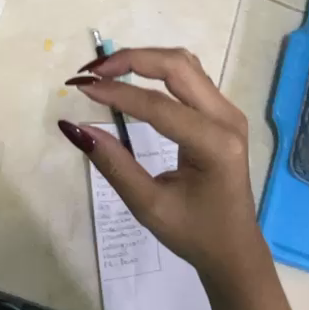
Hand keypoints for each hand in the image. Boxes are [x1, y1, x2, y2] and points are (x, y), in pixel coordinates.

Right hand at [58, 48, 267, 281]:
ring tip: (105, 71)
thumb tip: (74, 128)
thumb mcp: (148, 205)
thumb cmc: (193, 233)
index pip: (159, 106)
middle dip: (131, 60)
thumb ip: (113, 164)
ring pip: (184, 65)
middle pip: (178, 66)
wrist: (234, 249)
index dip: (116, 92)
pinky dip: (156, 71)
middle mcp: (227, 119)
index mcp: (215, 145)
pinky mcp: (221, 113)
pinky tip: (129, 78)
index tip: (80, 87)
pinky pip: (189, 77)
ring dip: (143, 60)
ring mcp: (228, 112)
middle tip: (91, 70)